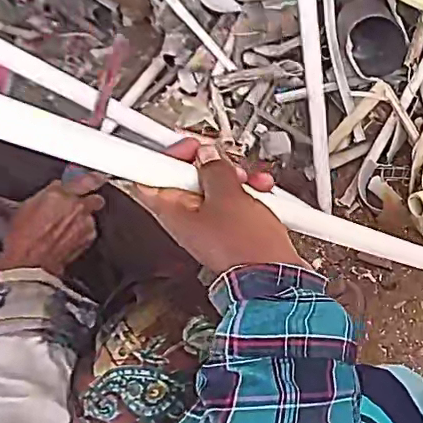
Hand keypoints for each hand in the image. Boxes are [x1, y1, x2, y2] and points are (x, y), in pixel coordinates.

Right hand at [0, 172, 105, 276]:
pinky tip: (69, 236)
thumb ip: (49, 194)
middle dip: (90, 200)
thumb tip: (57, 189)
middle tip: (79, 205)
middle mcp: (76, 205)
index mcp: (58, 193)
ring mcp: (86, 221)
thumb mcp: (27, 206)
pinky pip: (91, 228)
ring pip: (92, 213)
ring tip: (67, 227)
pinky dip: (83, 230)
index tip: (95, 177)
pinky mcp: (90, 235)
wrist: (32, 260)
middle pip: (95, 197)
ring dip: (83, 217)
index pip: (83, 179)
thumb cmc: (24, 236)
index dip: (90, 178)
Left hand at [124, 138, 304, 272]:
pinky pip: (233, 203)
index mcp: (171, 210)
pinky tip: (260, 191)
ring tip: (251, 180)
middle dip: (211, 163)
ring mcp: (209, 225)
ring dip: (235, 177)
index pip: (147, 172)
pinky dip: (247, 193)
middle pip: (187, 176)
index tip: (183, 144)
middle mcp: (186, 218)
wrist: (275, 278)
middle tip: (225, 161)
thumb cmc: (246, 249)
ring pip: (214, 187)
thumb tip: (209, 155)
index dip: (166, 152)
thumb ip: (215, 169)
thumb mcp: (229, 196)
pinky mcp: (231, 230)